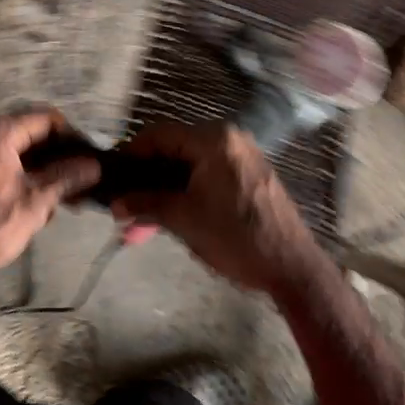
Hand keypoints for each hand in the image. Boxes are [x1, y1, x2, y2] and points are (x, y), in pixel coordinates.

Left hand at [0, 109, 101, 290]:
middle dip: (58, 160)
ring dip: (39, 172)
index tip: (91, 165)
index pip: (48, 120)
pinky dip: (18, 176)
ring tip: (57, 204)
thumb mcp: (34, 203)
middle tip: (79, 188)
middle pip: (31, 133)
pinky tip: (30, 206)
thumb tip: (94, 165)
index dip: (74, 139)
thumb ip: (66, 177)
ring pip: (15, 151)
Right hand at [112, 122, 314, 290]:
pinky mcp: (250, 178)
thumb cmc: (235, 237)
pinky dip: (186, 193)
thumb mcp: (183, 219)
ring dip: (164, 191)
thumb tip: (114, 205)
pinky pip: (208, 176)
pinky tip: (171, 216)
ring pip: (189, 166)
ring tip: (142, 219)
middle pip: (173, 150)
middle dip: (147, 180)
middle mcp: (229, 140)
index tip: (112, 177)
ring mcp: (242, 158)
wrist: (292, 269)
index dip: (130, 154)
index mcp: (213, 139)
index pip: (158, 134)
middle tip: (124, 203)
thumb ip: (145, 205)